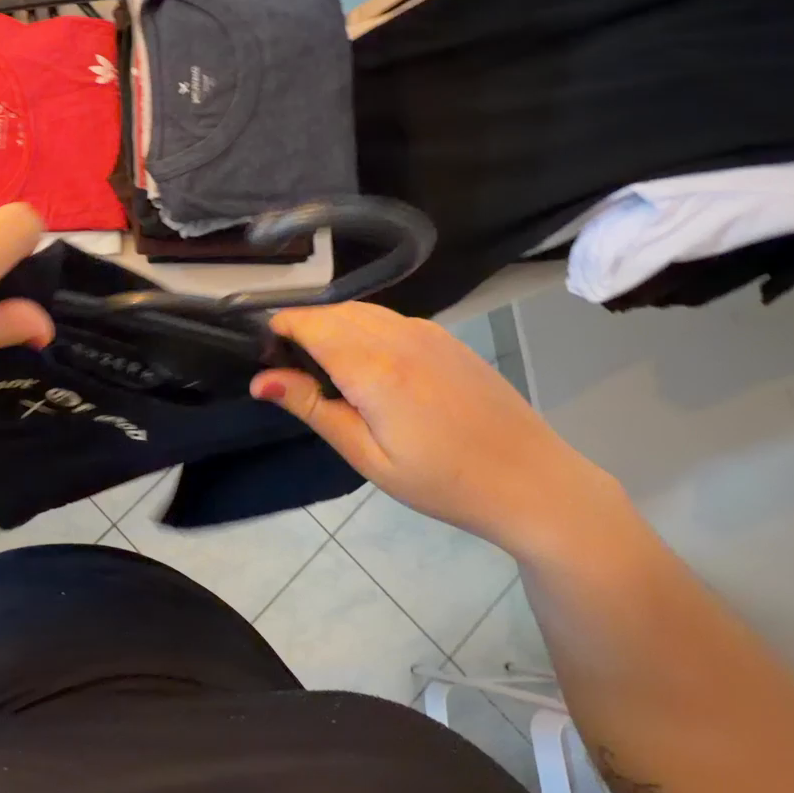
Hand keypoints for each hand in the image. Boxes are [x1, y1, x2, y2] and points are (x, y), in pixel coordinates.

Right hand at [249, 303, 625, 553]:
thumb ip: (313, 409)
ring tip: (321, 369)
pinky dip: (362, 329)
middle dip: (302, 328)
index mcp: (376, 368)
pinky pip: (390, 320)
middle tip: (287, 371)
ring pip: (362, 311)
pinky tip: (365, 367)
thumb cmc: (442, 481)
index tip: (262, 356)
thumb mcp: (366, 456)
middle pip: (333, 312)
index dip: (279, 330)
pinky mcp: (448, 340)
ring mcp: (430, 334)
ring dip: (332, 327)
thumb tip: (261, 380)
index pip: (310, 325)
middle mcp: (401, 337)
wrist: (532, 481)